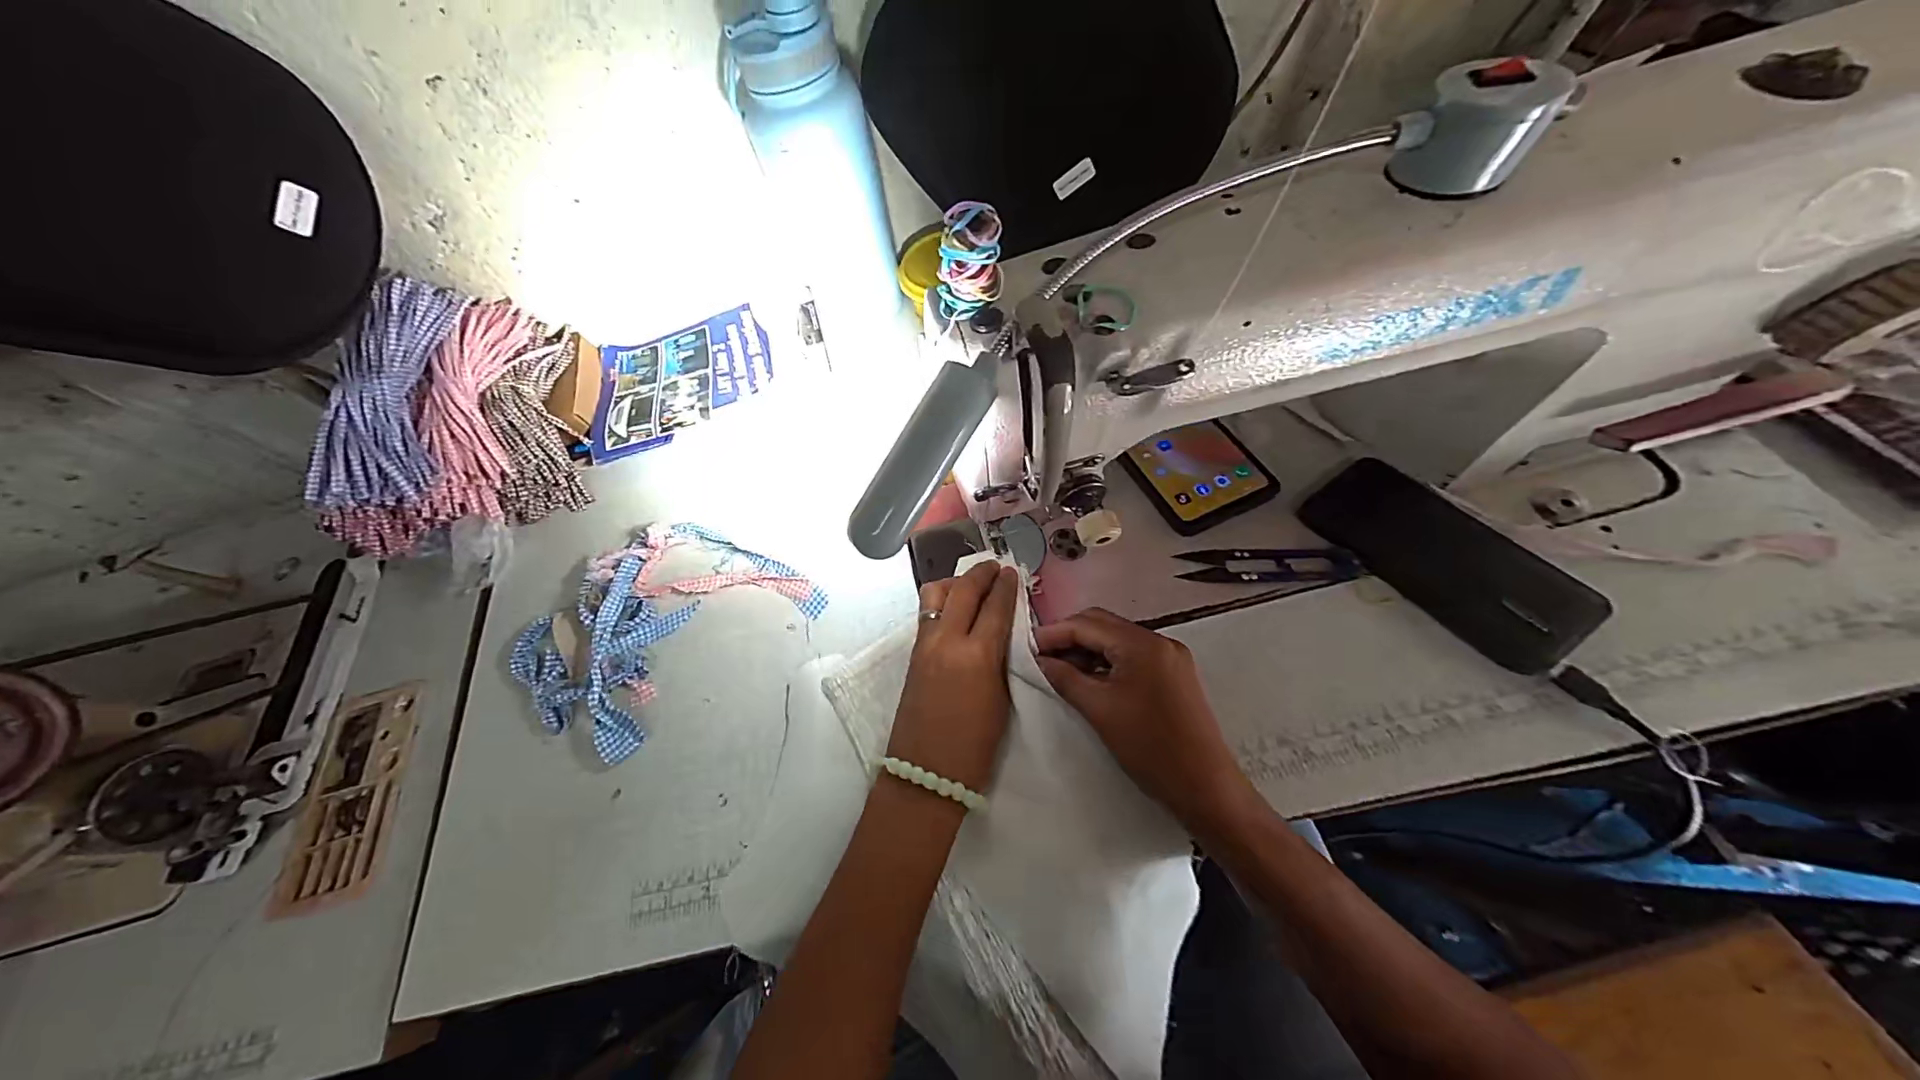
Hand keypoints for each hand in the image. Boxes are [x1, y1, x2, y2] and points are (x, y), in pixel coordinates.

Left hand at [887, 562, 1019, 793]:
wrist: (926, 772)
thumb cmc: (975, 746)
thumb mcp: (1002, 700)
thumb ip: (1002, 660)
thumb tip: (1004, 635)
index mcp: (978, 655)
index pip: (995, 606)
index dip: (1006, 586)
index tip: (1013, 572)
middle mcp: (948, 641)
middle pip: (963, 590)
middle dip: (981, 574)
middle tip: (995, 567)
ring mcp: (925, 645)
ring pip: (935, 595)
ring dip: (955, 583)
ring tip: (970, 586)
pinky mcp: (912, 655)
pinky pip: (926, 615)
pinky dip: (942, 603)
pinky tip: (955, 611)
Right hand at [1034, 608, 1259, 834]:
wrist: (1205, 786)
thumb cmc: (1149, 748)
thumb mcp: (1098, 710)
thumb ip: (1064, 677)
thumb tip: (1040, 660)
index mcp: (1142, 644)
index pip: (1087, 624)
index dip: (1053, 633)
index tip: (1026, 647)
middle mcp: (1159, 641)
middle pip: (1103, 625)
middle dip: (1069, 637)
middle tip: (1040, 658)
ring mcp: (1170, 657)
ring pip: (1117, 641)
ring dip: (1088, 650)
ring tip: (1060, 671)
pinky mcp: (1174, 675)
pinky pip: (1132, 657)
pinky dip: (1108, 663)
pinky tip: (1089, 680)